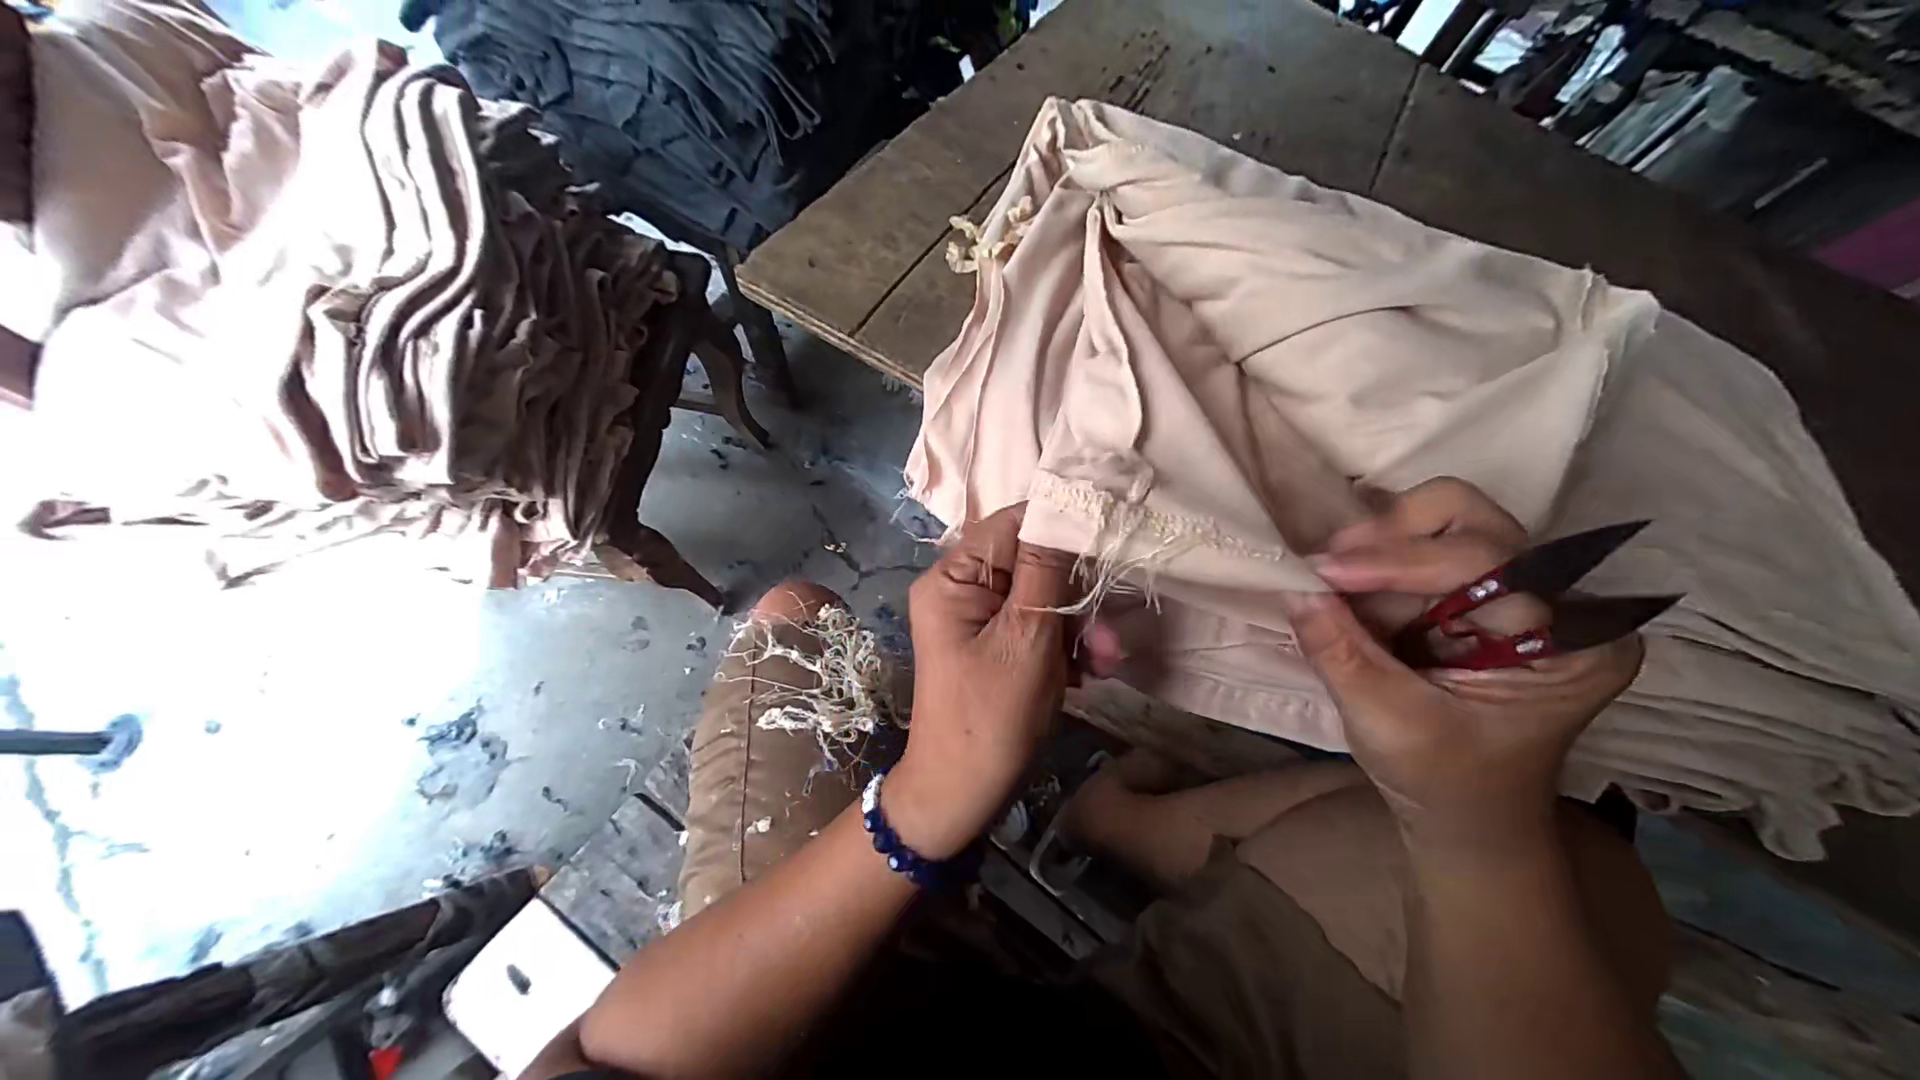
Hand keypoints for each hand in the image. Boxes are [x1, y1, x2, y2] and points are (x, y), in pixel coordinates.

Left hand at [888, 504, 1076, 857]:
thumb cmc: (991, 718)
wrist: (963, 794)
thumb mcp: (1026, 638)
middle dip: (1074, 597)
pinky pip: (1036, 626)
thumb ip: (1046, 570)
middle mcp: (960, 590)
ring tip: (1102, 662)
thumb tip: (1062, 506)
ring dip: (1078, 627)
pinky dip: (1064, 646)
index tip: (1107, 544)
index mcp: (951, 579)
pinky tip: (1088, 673)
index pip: (1010, 525)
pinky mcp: (995, 644)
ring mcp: (977, 619)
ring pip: (1042, 598)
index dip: (1059, 529)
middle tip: (1105, 638)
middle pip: (1031, 563)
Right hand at [1285, 479, 1642, 853]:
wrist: (1461, 814)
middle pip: (1475, 522)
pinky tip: (1338, 586)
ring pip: (1440, 526)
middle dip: (1395, 535)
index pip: (1494, 564)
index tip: (1329, 572)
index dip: (1404, 561)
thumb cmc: (1444, 780)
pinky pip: (1416, 551)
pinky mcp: (1466, 596)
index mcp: (1574, 641)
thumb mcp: (1387, 721)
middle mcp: (1554, 601)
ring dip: (1375, 549)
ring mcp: (1508, 593)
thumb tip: (1293, 588)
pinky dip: (1369, 561)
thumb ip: (1341, 652)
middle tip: (1332, 564)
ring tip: (1328, 583)